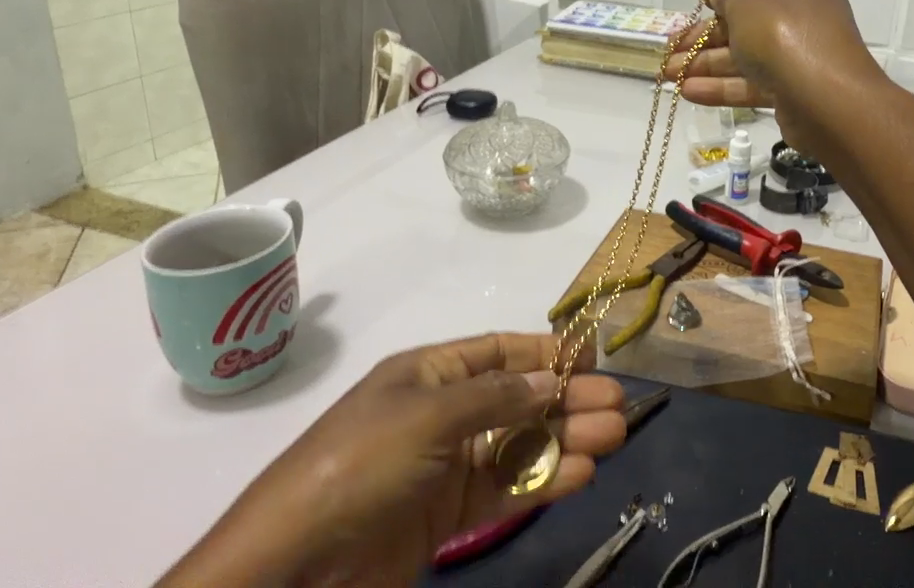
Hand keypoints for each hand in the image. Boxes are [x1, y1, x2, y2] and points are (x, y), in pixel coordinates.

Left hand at [158, 333, 625, 587]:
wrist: (295, 561)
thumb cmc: (360, 463)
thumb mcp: (427, 415)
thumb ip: (495, 397)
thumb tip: (552, 379)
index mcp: (430, 373)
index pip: (500, 352)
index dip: (547, 352)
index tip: (593, 357)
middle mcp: (444, 411)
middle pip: (520, 397)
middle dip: (569, 398)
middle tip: (618, 404)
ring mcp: (448, 463)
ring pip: (521, 442)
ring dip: (567, 438)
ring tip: (614, 437)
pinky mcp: (451, 511)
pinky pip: (507, 485)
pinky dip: (544, 479)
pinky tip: (582, 473)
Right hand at [669, 0, 884, 151]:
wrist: (828, 99)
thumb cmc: (784, 34)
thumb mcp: (747, 5)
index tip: (701, 6)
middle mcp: (802, 15)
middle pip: (745, 22)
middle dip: (704, 37)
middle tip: (670, 49)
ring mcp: (798, 54)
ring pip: (745, 55)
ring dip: (705, 64)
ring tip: (667, 75)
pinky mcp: (792, 89)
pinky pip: (752, 83)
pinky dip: (722, 87)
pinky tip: (687, 92)